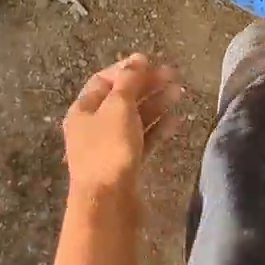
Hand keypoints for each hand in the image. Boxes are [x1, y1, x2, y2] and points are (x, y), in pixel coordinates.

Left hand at [61, 54, 182, 193]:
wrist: (107, 204)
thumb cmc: (109, 149)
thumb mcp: (118, 107)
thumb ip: (129, 81)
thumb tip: (137, 59)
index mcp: (84, 109)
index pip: (104, 79)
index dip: (127, 69)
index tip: (151, 62)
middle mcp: (94, 125)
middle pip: (122, 97)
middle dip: (147, 85)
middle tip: (174, 75)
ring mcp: (110, 146)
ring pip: (135, 117)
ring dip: (156, 103)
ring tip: (180, 93)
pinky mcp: (125, 163)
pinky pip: (142, 138)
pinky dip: (158, 127)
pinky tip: (176, 120)